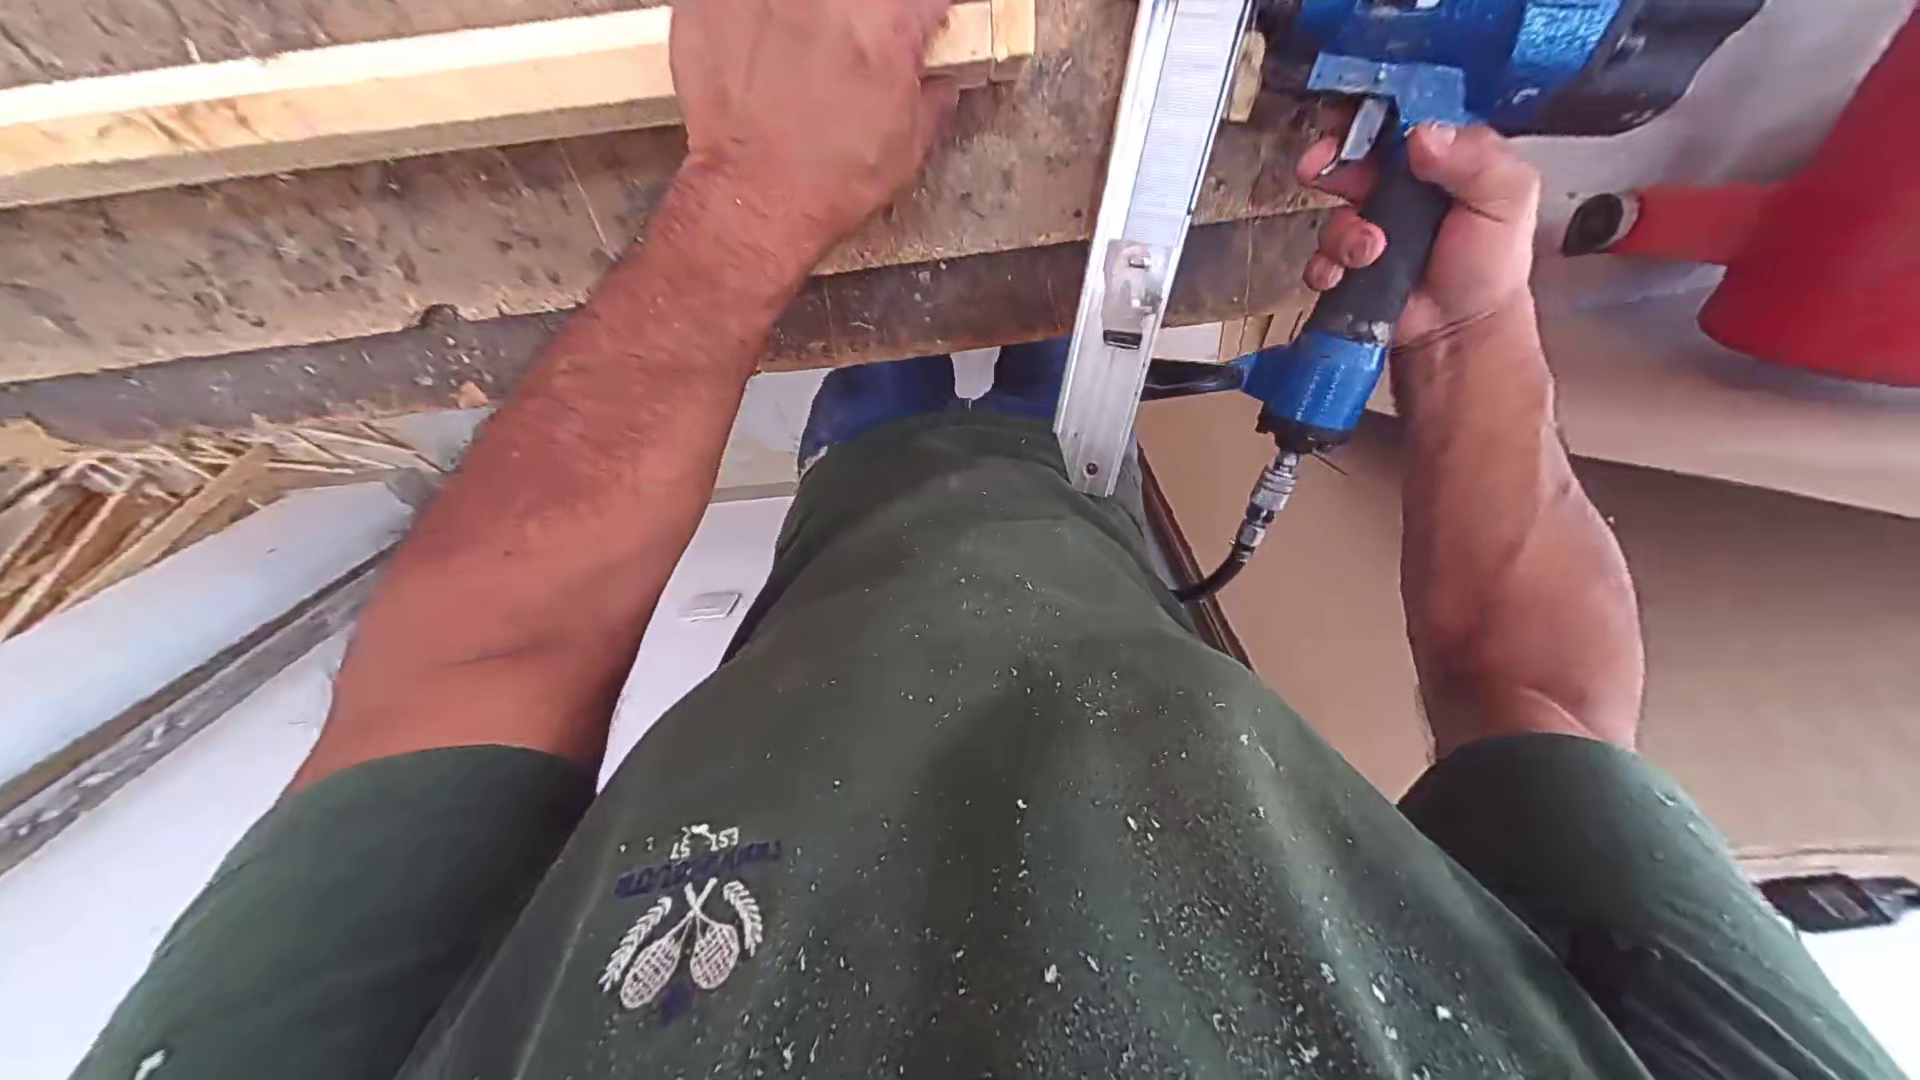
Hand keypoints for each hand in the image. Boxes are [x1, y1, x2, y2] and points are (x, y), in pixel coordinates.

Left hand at [670, 0, 960, 258]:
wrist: (756, 201)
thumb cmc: (828, 185)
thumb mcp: (903, 155)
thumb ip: (929, 103)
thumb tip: (940, 85)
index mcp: (887, 23)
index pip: (928, 0)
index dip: (925, 20)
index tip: (919, 32)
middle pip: (862, 0)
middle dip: (861, 25)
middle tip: (849, 59)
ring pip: (803, 3)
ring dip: (809, 27)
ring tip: (801, 65)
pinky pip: (748, 2)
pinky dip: (759, 23)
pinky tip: (759, 60)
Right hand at [1295, 124, 1541, 350]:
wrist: (1458, 331)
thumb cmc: (1490, 265)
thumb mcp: (1507, 197)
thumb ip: (1474, 159)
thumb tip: (1421, 136)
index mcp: (1439, 164)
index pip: (1400, 129)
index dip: (1368, 123)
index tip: (1345, 125)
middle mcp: (1398, 195)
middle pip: (1351, 167)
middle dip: (1329, 166)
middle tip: (1317, 169)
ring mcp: (1367, 234)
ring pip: (1334, 218)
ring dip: (1342, 234)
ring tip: (1369, 253)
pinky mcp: (1346, 271)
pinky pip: (1319, 261)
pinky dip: (1322, 268)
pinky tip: (1339, 276)